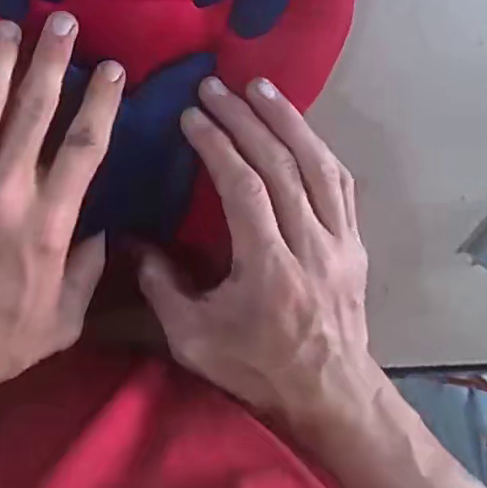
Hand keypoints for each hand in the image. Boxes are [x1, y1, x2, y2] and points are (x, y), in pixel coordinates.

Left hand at [0, 13, 125, 414]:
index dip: (101, 101)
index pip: (85, 146)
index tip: (111, 68)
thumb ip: (88, 274)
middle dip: (52, 60)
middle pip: (34, 110)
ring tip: (7, 25)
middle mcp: (4, 190)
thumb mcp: (59, 324)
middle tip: (63, 22)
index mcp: (46, 222)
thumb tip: (104, 231)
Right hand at [137, 76, 381, 432]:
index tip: (191, 116)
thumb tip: (130, 239)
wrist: (335, 401)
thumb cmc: (258, 368)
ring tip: (258, 86)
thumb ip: (161, 285)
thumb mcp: (193, 339)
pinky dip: (316, 145)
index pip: (244, 188)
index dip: (217, 145)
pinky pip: (341, 182)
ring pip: (317, 165)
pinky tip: (296, 124)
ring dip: (286, 119)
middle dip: (244, 118)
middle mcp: (311, 245)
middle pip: (280, 165)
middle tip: (214, 86)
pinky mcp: (356, 242)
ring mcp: (341, 241)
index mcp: (269, 268)